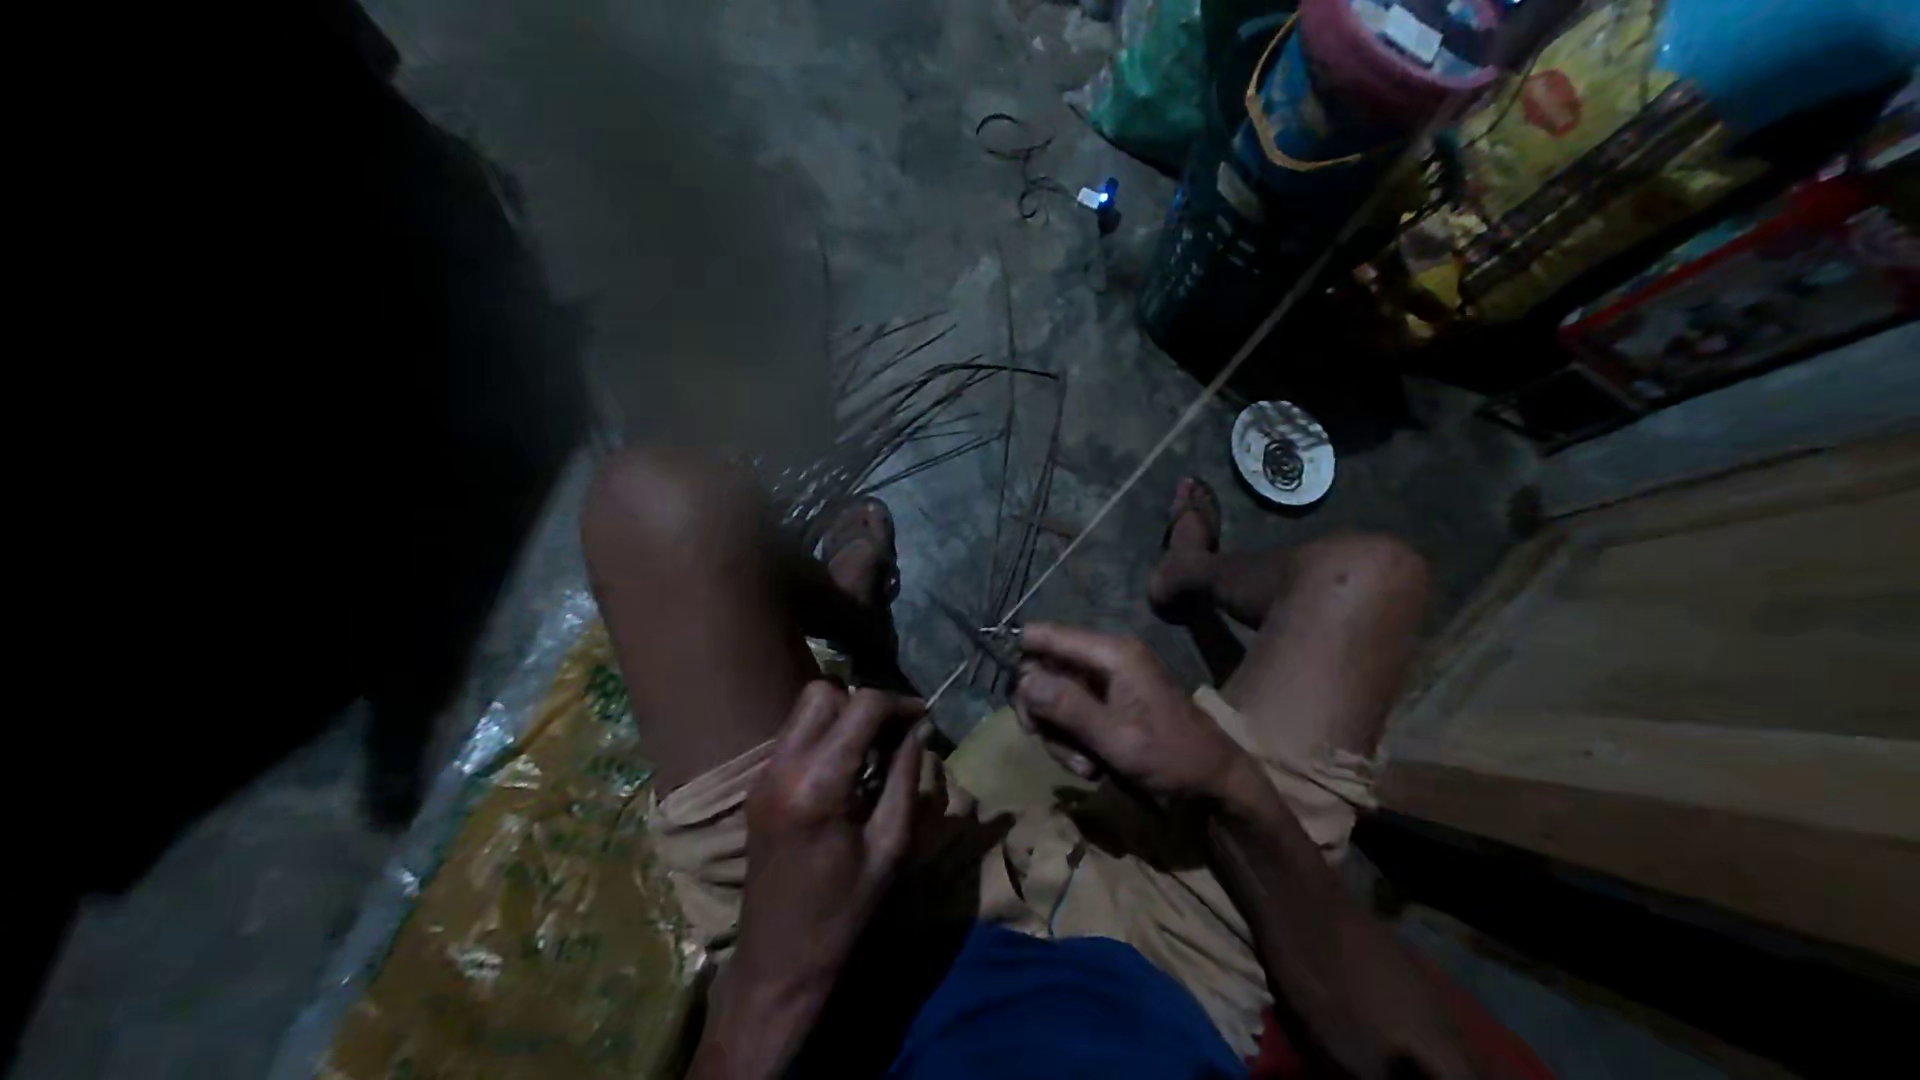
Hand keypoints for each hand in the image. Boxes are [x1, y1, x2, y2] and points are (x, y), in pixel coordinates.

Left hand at [695, 683, 927, 1079]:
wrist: (778, 960)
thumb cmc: (843, 912)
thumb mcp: (890, 846)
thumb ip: (906, 778)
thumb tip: (919, 729)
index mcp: (817, 785)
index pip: (862, 707)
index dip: (899, 703)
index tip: (924, 717)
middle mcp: (782, 766)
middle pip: (824, 692)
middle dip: (865, 703)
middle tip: (895, 732)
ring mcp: (763, 773)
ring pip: (805, 708)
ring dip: (843, 714)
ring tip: (874, 748)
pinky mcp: (757, 784)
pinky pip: (794, 733)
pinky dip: (824, 733)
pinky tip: (847, 767)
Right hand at [1012, 622, 1252, 801]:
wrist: (1215, 784)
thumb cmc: (1171, 757)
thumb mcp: (1116, 738)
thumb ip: (1067, 707)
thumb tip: (1022, 681)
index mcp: (1111, 653)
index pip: (1045, 634)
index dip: (1019, 657)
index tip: (1012, 698)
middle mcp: (1105, 658)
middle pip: (1042, 670)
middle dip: (1040, 709)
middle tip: (1041, 738)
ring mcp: (1105, 681)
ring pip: (1052, 697)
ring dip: (1058, 734)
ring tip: (1083, 765)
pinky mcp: (1106, 703)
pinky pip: (1070, 714)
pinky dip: (1071, 740)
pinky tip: (1091, 765)